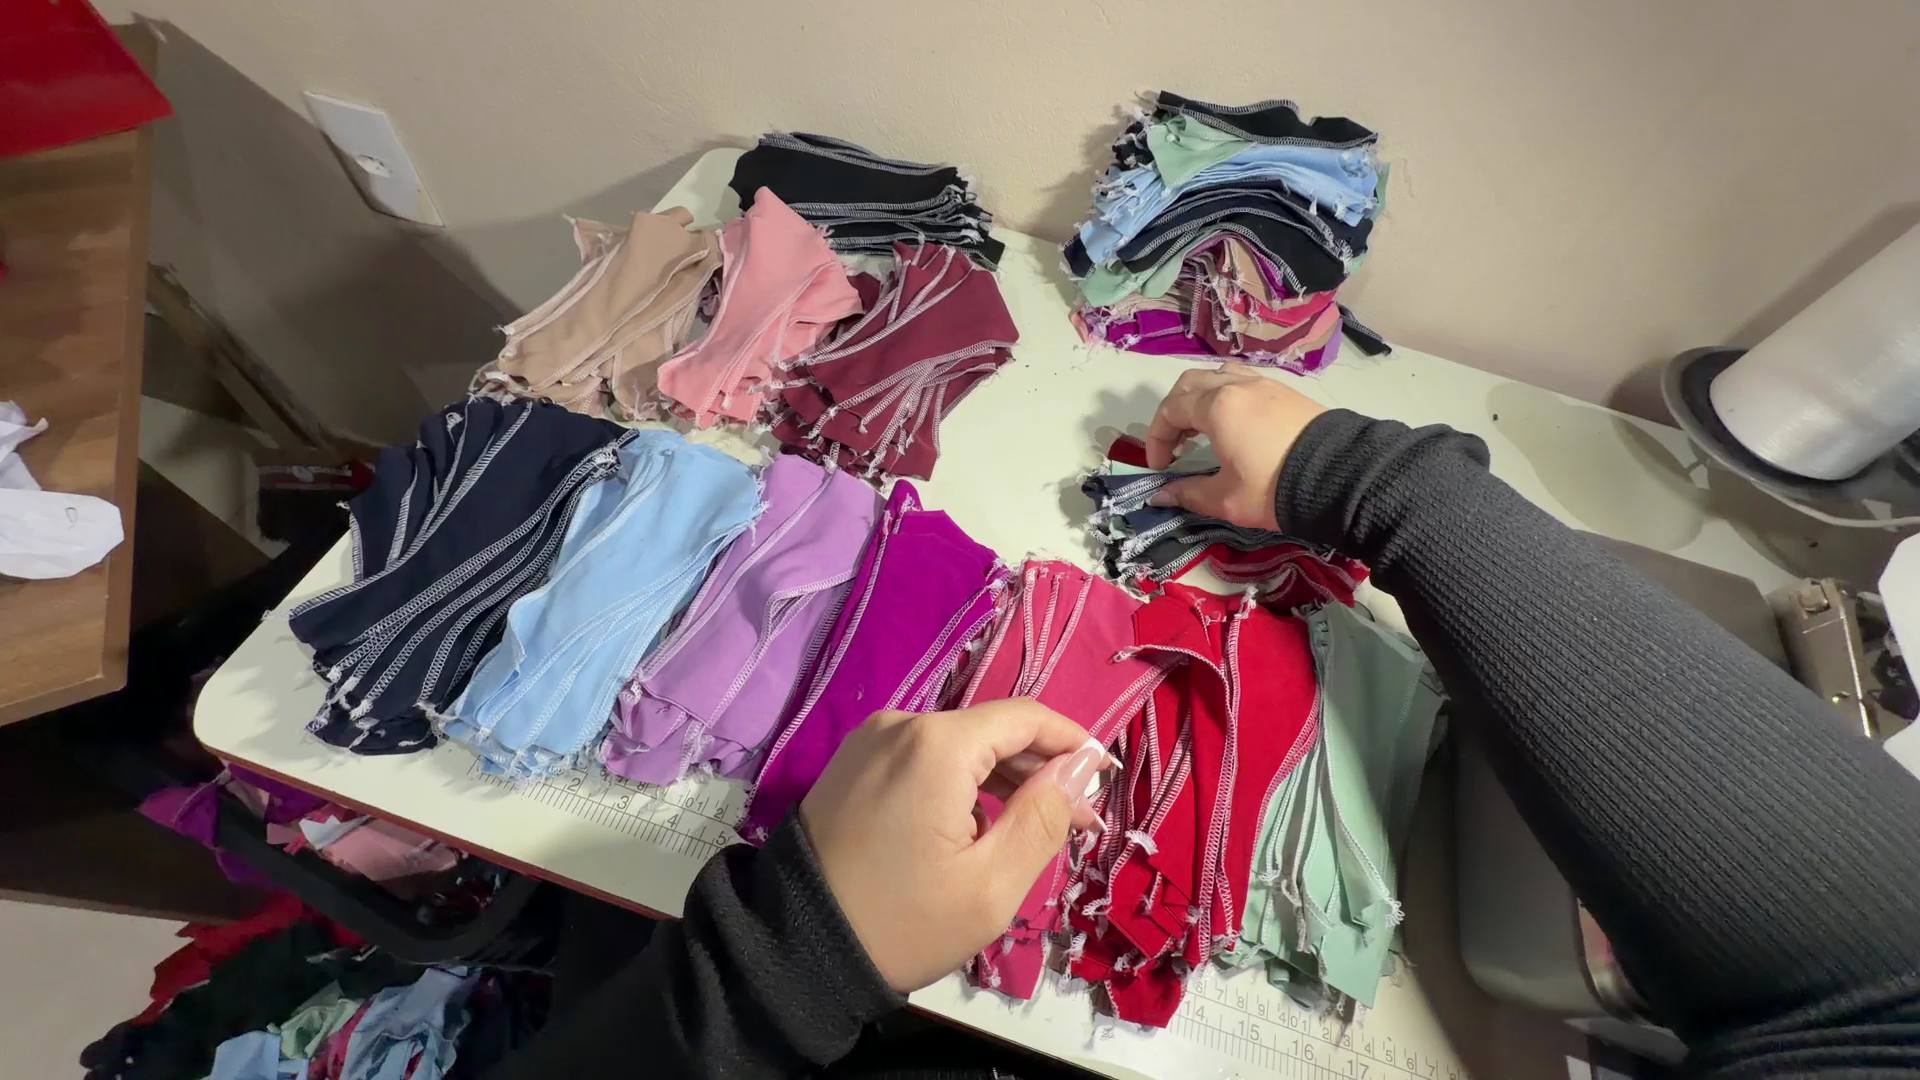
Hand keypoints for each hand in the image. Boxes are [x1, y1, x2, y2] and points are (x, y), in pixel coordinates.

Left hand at [799, 699, 1111, 991]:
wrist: (790, 945)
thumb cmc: (900, 922)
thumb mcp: (990, 886)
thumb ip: (1043, 817)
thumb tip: (1080, 769)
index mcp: (937, 744)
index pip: (1025, 717)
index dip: (1072, 742)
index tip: (1104, 778)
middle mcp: (904, 722)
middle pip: (992, 729)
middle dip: (1040, 767)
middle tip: (1077, 819)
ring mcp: (874, 737)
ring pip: (959, 742)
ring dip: (1002, 775)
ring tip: (1032, 824)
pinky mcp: (857, 758)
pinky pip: (925, 754)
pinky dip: (961, 778)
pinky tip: (978, 819)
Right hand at [1143, 362, 1326, 530]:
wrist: (1342, 478)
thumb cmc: (1273, 487)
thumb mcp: (1224, 499)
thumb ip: (1187, 493)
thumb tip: (1159, 495)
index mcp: (1217, 407)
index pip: (1170, 410)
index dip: (1156, 438)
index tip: (1160, 467)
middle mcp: (1237, 386)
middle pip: (1190, 384)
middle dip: (1173, 411)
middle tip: (1174, 443)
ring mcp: (1264, 385)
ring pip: (1218, 376)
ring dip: (1200, 398)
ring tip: (1201, 428)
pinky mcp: (1285, 392)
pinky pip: (1243, 382)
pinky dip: (1225, 396)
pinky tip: (1232, 423)